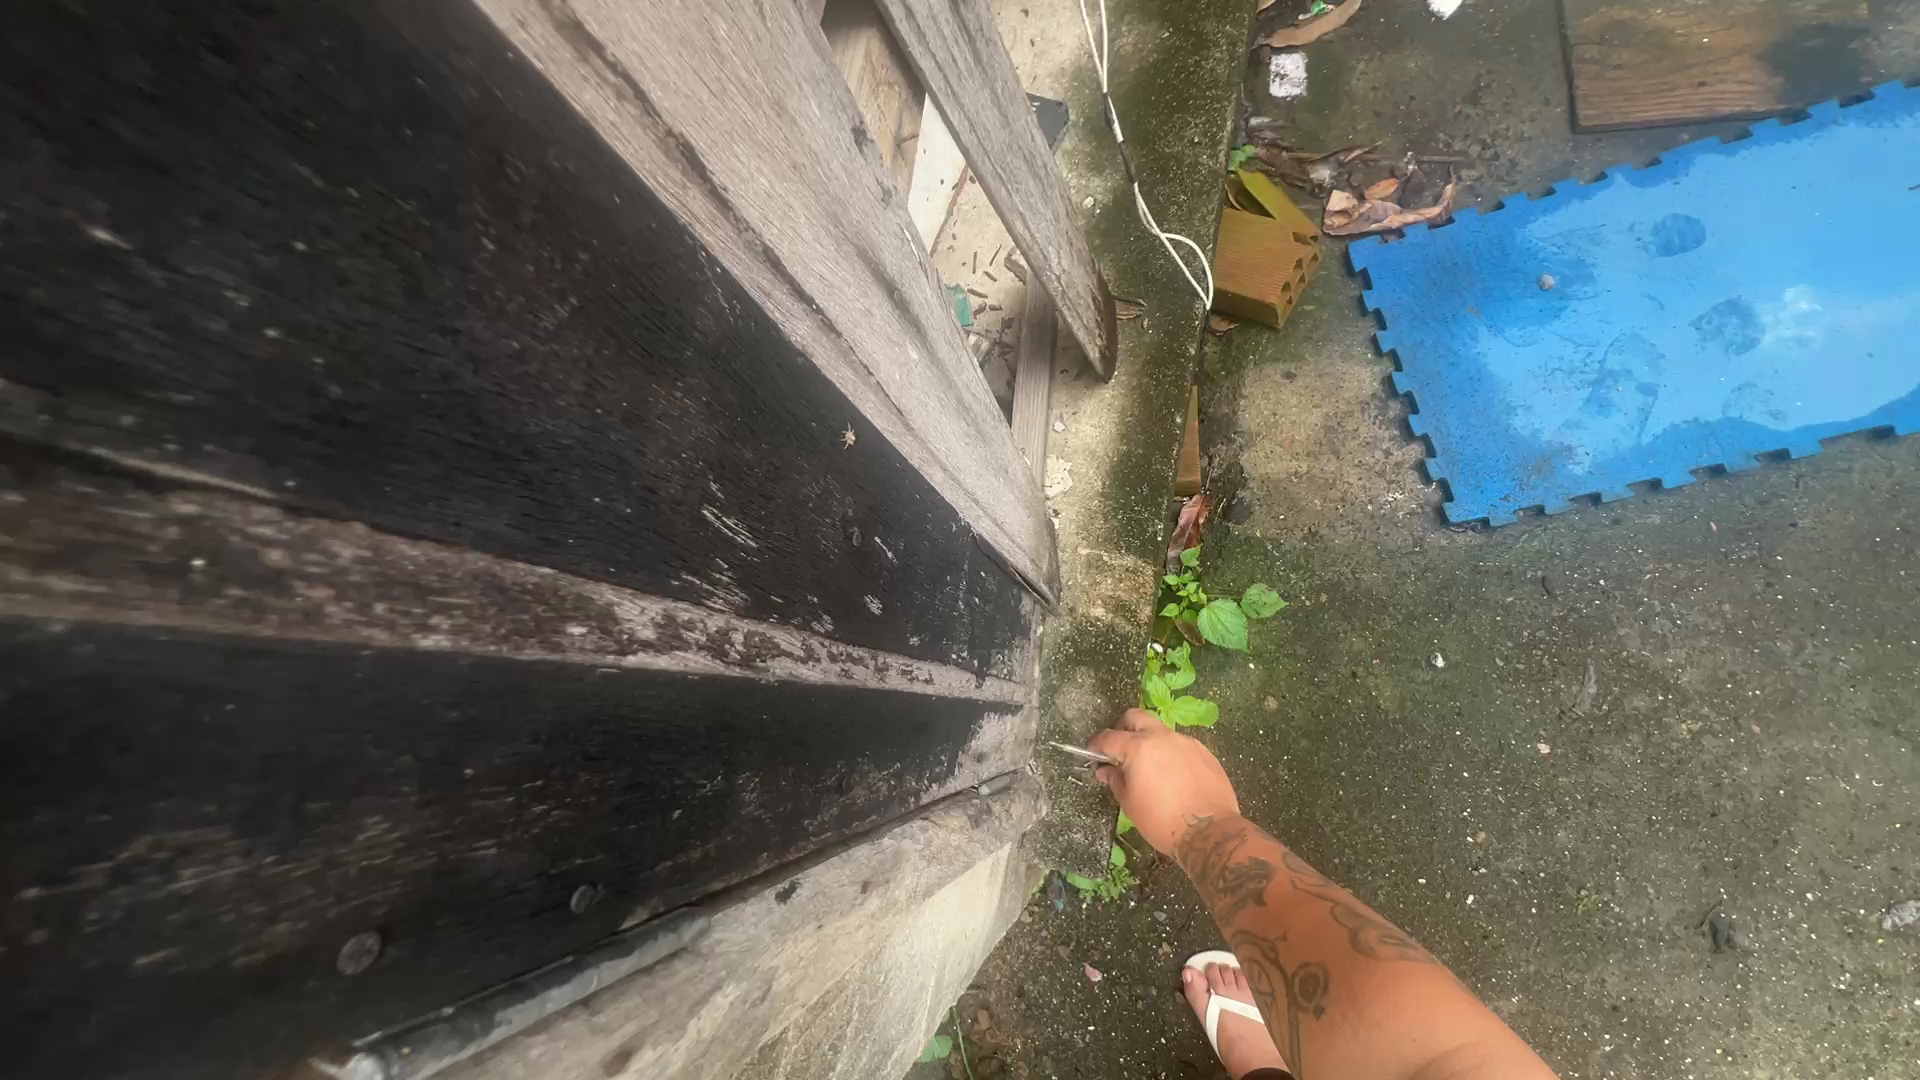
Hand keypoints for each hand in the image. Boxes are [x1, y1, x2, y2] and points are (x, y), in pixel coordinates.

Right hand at [1087, 708, 1240, 856]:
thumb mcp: (1129, 804)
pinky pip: (1180, 744)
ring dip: (1149, 741)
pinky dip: (1170, 753)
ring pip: (1160, 730)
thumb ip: (1115, 780)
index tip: (1092, 751)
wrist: (1209, 832)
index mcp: (1138, 748)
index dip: (1096, 744)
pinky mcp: (1203, 752)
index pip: (1109, 737)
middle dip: (1122, 728)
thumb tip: (1106, 770)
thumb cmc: (1162, 821)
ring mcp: (1185, 742)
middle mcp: (1161, 737)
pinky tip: (1173, 775)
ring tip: (1149, 766)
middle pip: (1135, 717)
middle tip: (1120, 749)